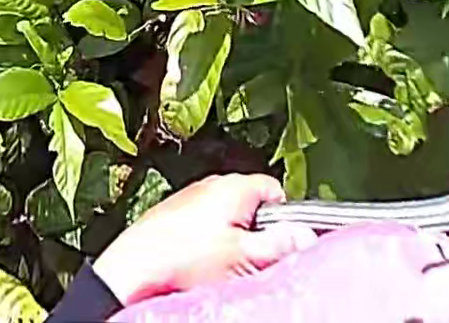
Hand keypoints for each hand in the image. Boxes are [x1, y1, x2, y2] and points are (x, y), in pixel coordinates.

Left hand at [90, 173, 318, 305]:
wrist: (141, 262)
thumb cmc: (188, 256)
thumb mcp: (244, 255)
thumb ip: (279, 244)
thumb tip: (307, 236)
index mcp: (233, 186)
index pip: (273, 188)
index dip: (286, 215)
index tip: (287, 240)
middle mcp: (213, 183)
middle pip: (252, 202)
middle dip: (260, 229)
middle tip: (259, 259)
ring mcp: (194, 195)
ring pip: (229, 213)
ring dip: (236, 236)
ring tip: (231, 264)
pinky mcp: (179, 211)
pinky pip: (208, 221)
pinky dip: (213, 238)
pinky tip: (207, 261)